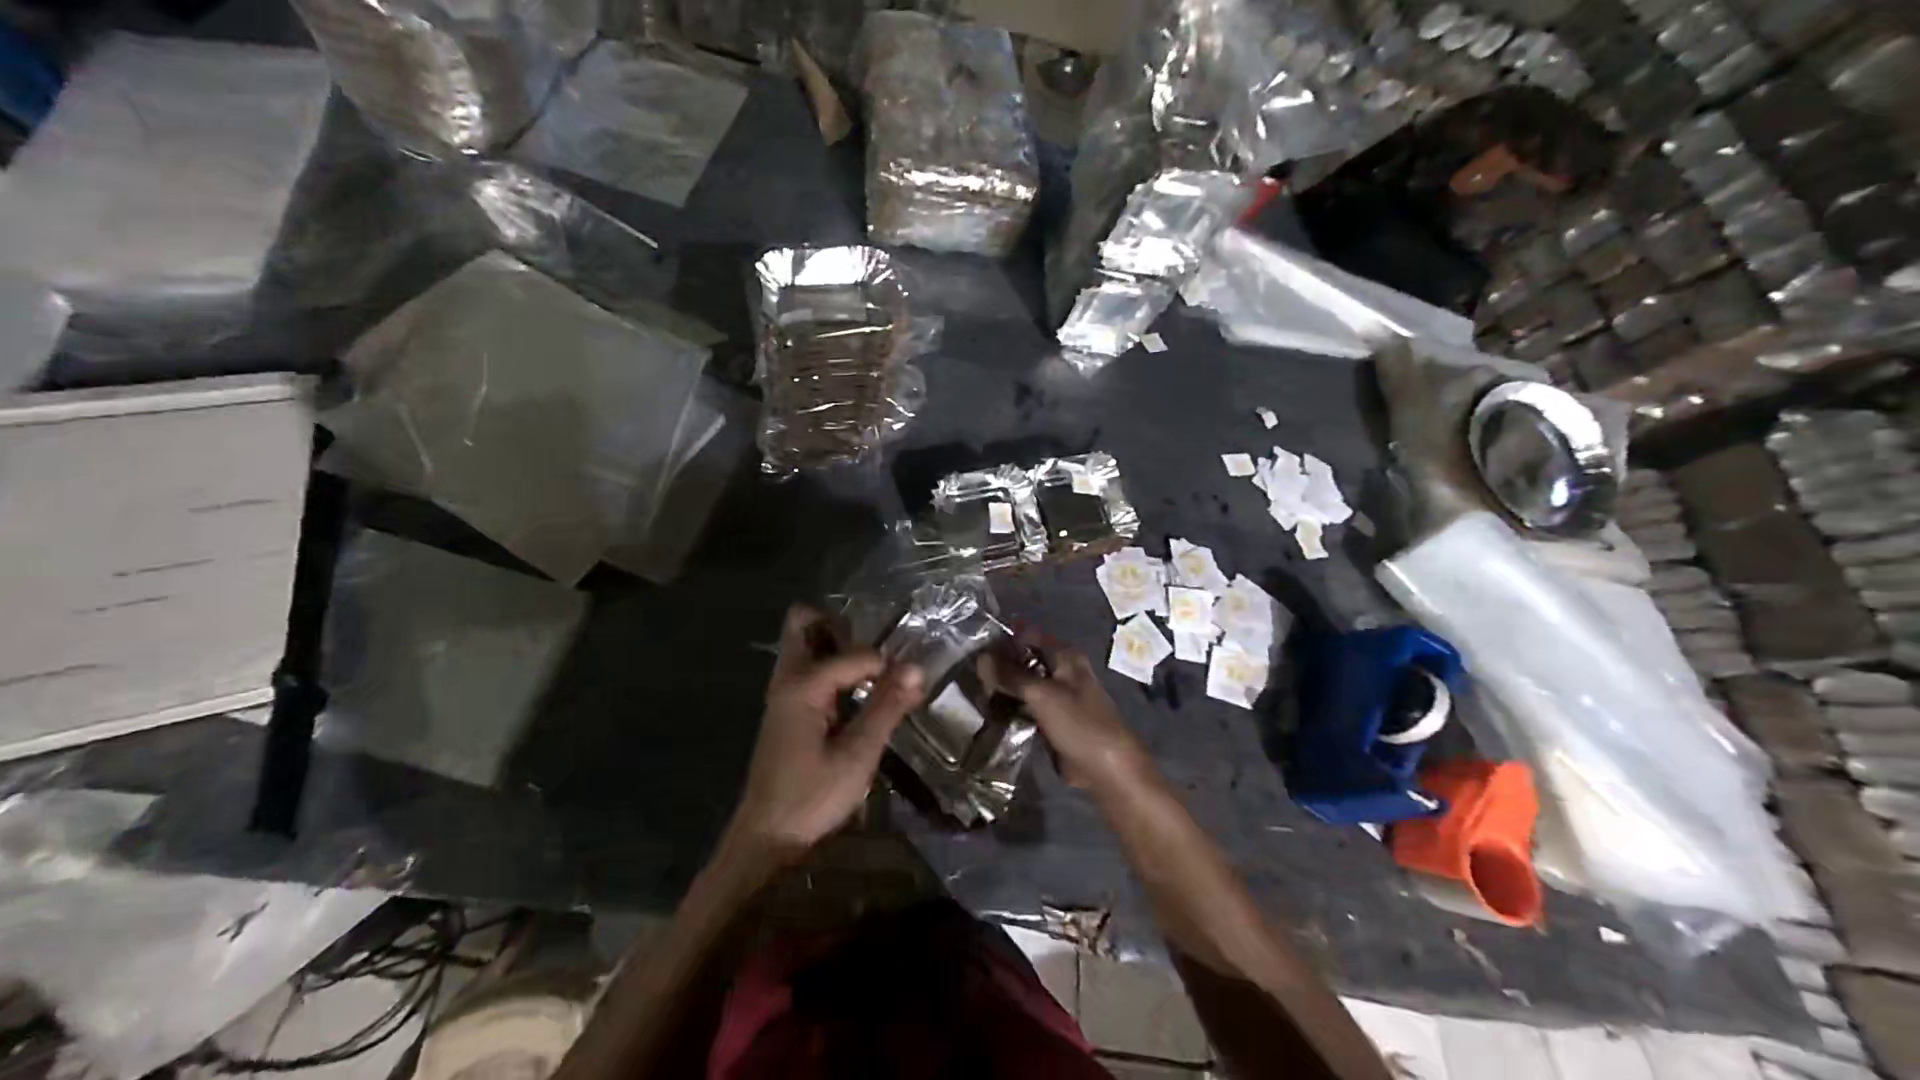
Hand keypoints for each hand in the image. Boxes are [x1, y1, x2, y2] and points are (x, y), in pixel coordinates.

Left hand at [727, 605, 923, 862]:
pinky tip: (858, 694)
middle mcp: (786, 679)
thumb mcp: (858, 754)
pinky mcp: (785, 710)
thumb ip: (887, 707)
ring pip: (803, 644)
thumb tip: (917, 668)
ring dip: (836, 645)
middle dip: (842, 626)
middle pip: (803, 623)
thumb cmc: (812, 797)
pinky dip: (831, 667)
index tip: (911, 684)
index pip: (854, 654)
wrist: (767, 837)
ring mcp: (782, 693)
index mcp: (802, 686)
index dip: (886, 666)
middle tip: (877, 654)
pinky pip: (807, 668)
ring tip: (874, 672)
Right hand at [985, 638, 1153, 796]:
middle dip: (999, 667)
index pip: (1028, 635)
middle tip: (974, 679)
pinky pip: (1024, 706)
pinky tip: (991, 712)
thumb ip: (1010, 675)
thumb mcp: (1042, 695)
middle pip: (1023, 660)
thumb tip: (980, 658)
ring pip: (1021, 685)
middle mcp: (1060, 670)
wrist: (1106, 769)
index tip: (976, 650)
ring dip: (1002, 689)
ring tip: (979, 696)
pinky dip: (1009, 708)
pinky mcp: (1050, 719)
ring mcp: (1055, 696)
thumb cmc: (1079, 724)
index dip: (1003, 639)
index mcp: (1064, 655)